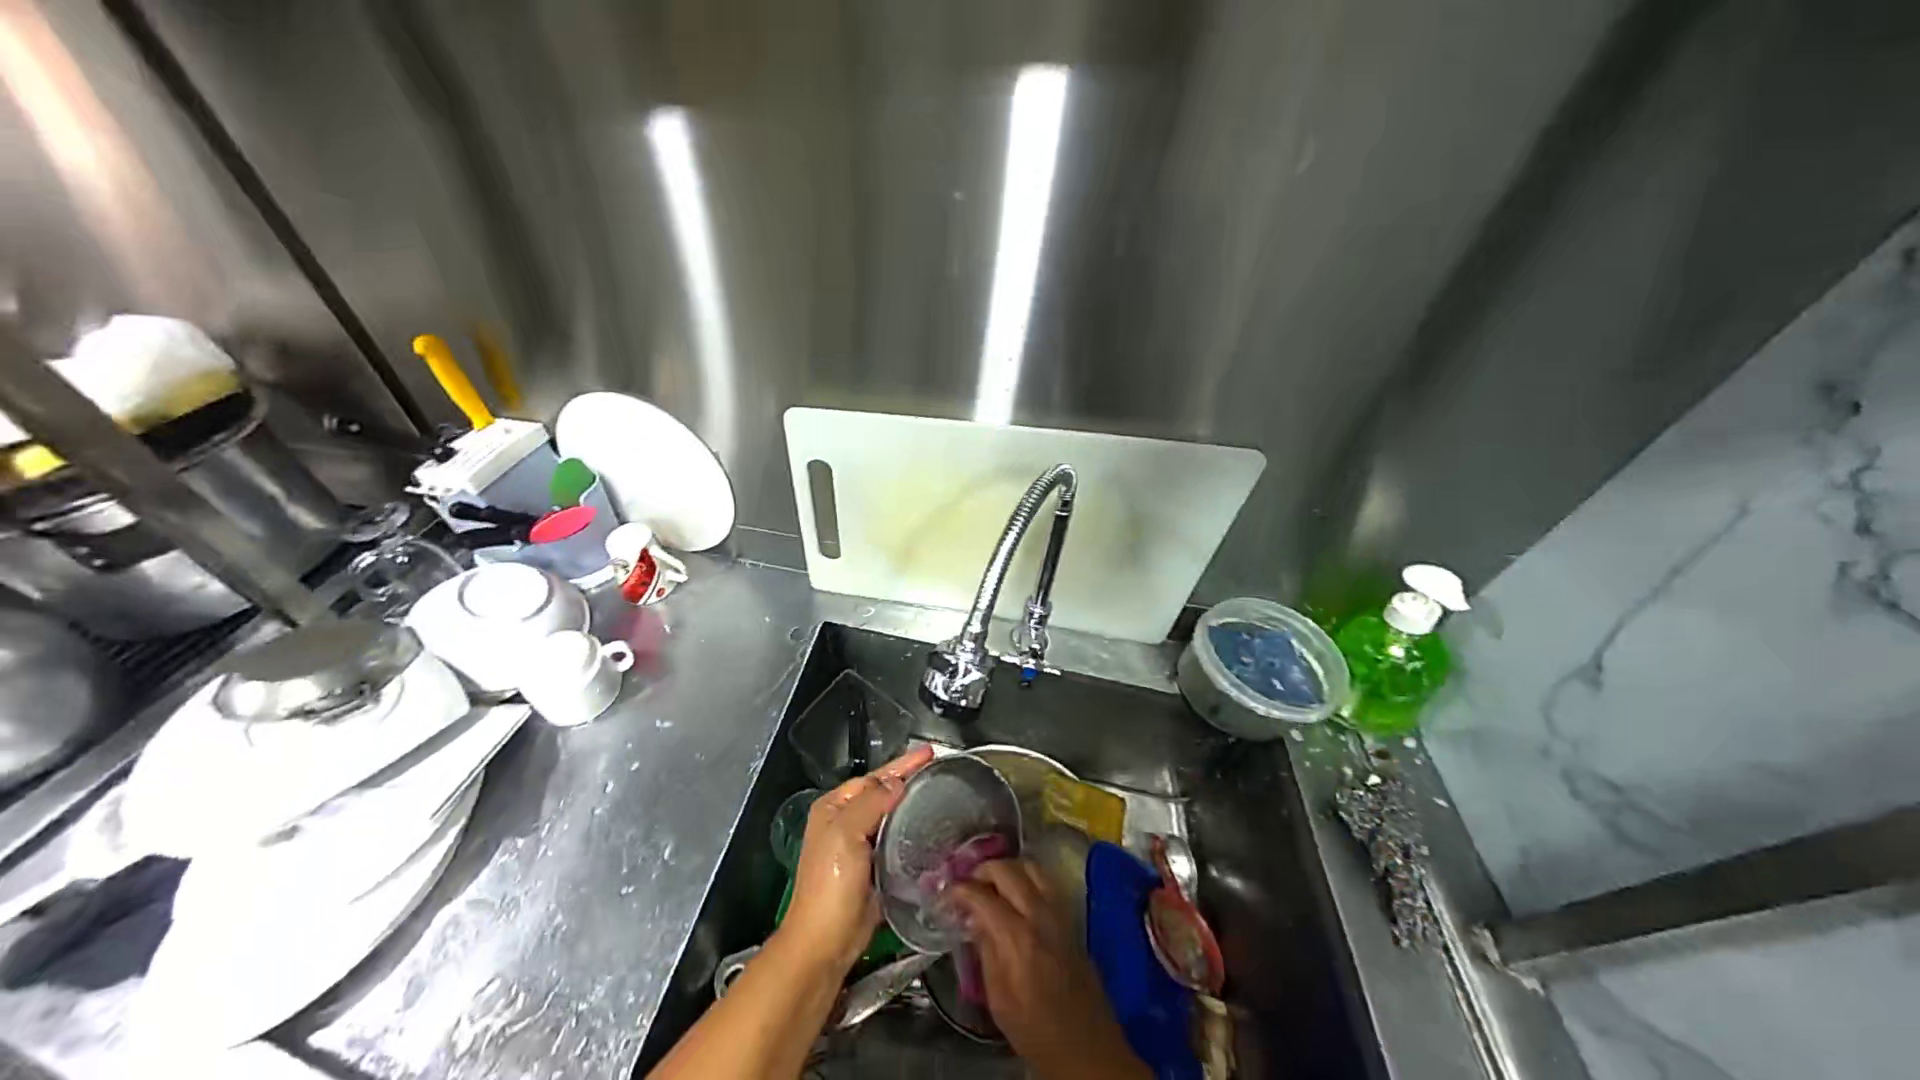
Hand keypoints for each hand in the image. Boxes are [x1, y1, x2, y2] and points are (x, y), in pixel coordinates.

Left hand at [776, 745, 935, 970]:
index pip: (872, 778)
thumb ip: (871, 803)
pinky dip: (913, 831)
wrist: (826, 942)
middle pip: (882, 793)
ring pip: (891, 816)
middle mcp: (844, 822)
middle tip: (941, 771)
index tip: (929, 753)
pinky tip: (933, 830)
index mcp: (833, 809)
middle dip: (909, 781)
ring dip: (912, 805)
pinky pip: (897, 840)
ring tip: (942, 794)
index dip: (901, 765)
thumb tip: (898, 782)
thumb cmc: (831, 886)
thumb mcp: (845, 834)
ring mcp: (859, 846)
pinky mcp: (874, 869)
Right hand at [947, 860, 1150, 1079]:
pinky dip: (1027, 876)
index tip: (946, 893)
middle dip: (982, 870)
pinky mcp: (1072, 919)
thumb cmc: (1037, 1032)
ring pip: (1032, 867)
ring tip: (991, 883)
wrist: (1088, 1048)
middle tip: (967, 883)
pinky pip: (1047, 882)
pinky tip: (1015, 893)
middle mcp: (1041, 916)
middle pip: (1008, 870)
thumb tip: (973, 920)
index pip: (982, 895)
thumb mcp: (999, 1000)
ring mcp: (1060, 914)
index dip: (959, 889)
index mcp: (1018, 938)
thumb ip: (985, 952)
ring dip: (1008, 868)